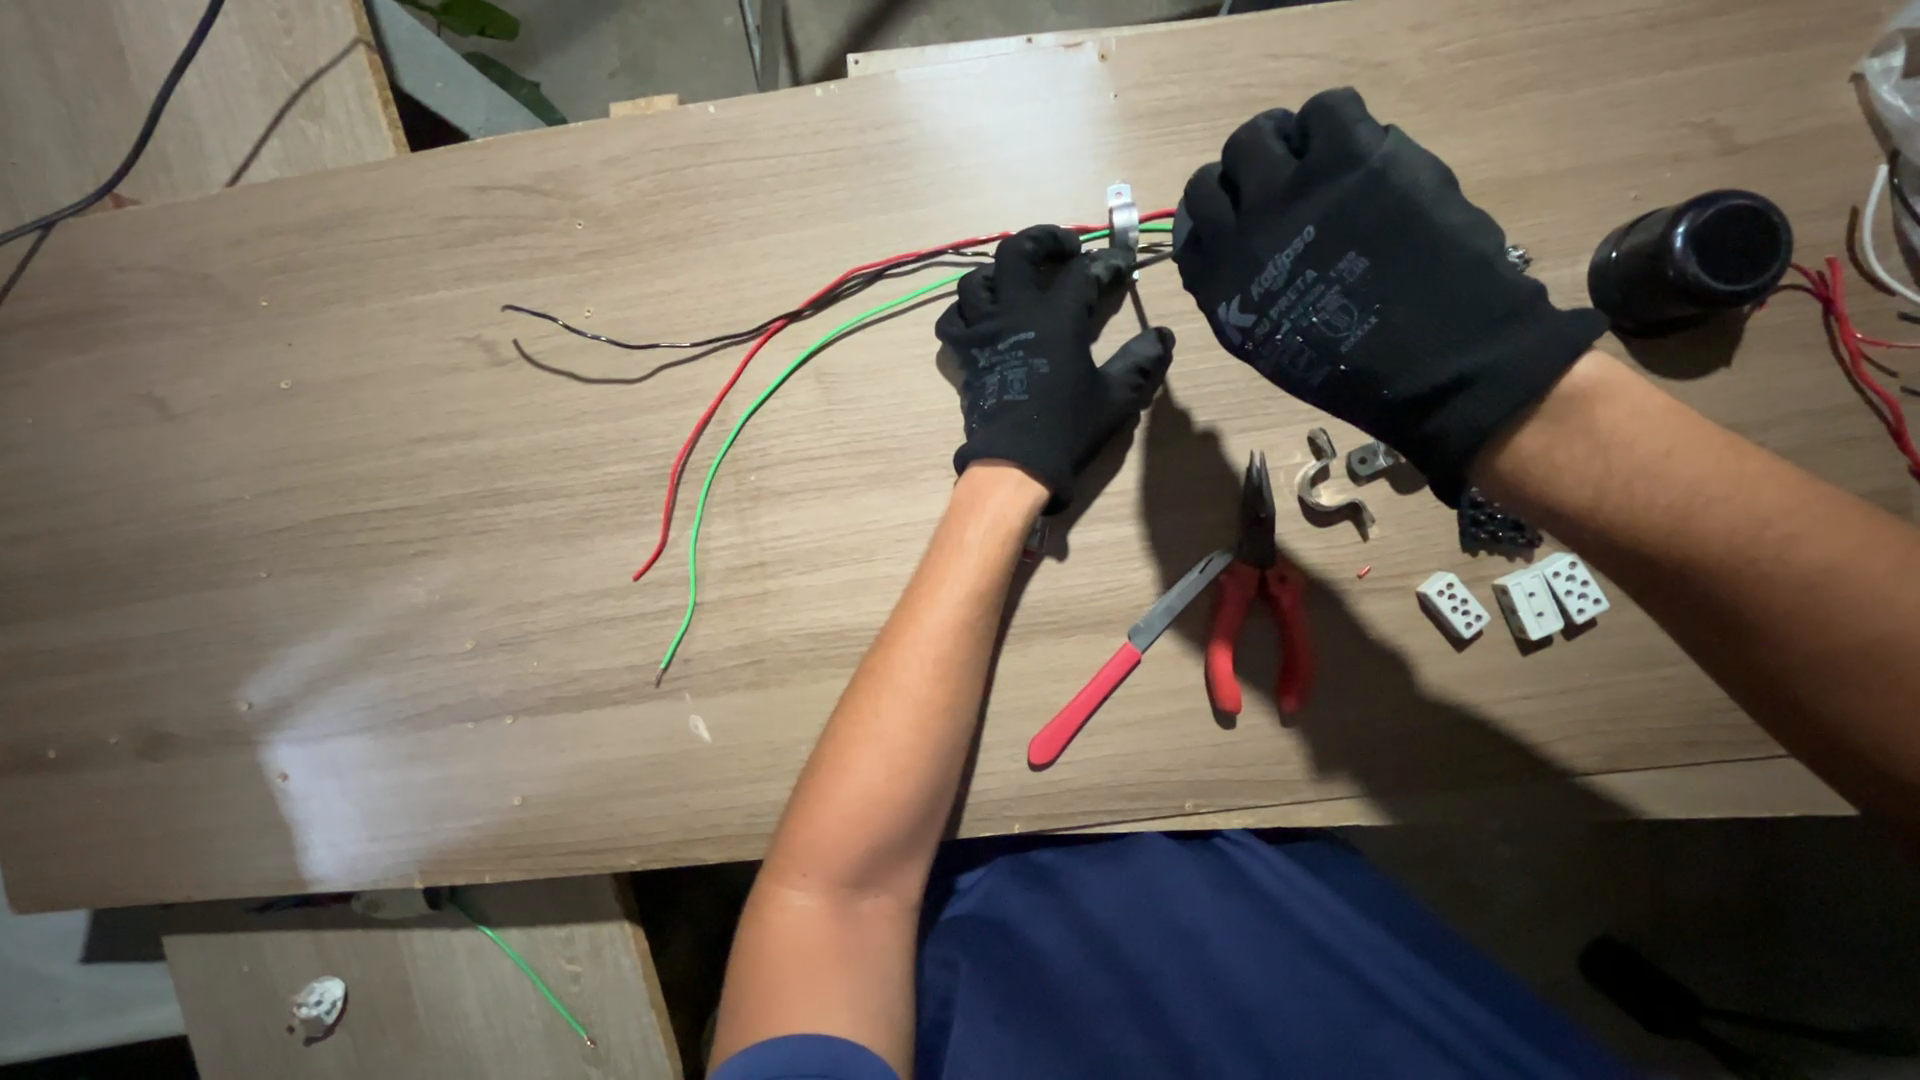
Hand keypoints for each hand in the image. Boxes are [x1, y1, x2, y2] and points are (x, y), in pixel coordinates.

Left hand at [936, 225, 1174, 511]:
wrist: (1014, 465)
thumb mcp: (1117, 397)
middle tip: (1066, 249)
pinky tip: (984, 317)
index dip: (1106, 263)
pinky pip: (953, 320)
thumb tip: (1162, 336)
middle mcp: (1015, 312)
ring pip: (977, 281)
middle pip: (1017, 252)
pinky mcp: (965, 356)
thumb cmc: (1068, 430)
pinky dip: (967, 311)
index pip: (1083, 272)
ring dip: (1000, 272)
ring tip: (1020, 280)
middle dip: (1043, 240)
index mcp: (1056, 317)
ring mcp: (983, 332)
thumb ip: (1140, 362)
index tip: (1121, 265)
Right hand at [1172, 87, 1605, 504]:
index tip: (1241, 215)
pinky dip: (1336, 123)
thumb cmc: (1357, 371)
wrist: (1441, 360)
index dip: (1218, 213)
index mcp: (1222, 285)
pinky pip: (1327, 107)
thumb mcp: (1266, 345)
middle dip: (1247, 175)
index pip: (1191, 224)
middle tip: (1285, 183)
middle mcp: (1242, 232)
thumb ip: (1238, 292)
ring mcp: (1293, 190)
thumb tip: (1236, 246)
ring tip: (1321, 162)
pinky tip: (1358, 150)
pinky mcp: (1349, 157)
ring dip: (1286, 143)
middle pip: (1219, 170)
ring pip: (1262, 132)